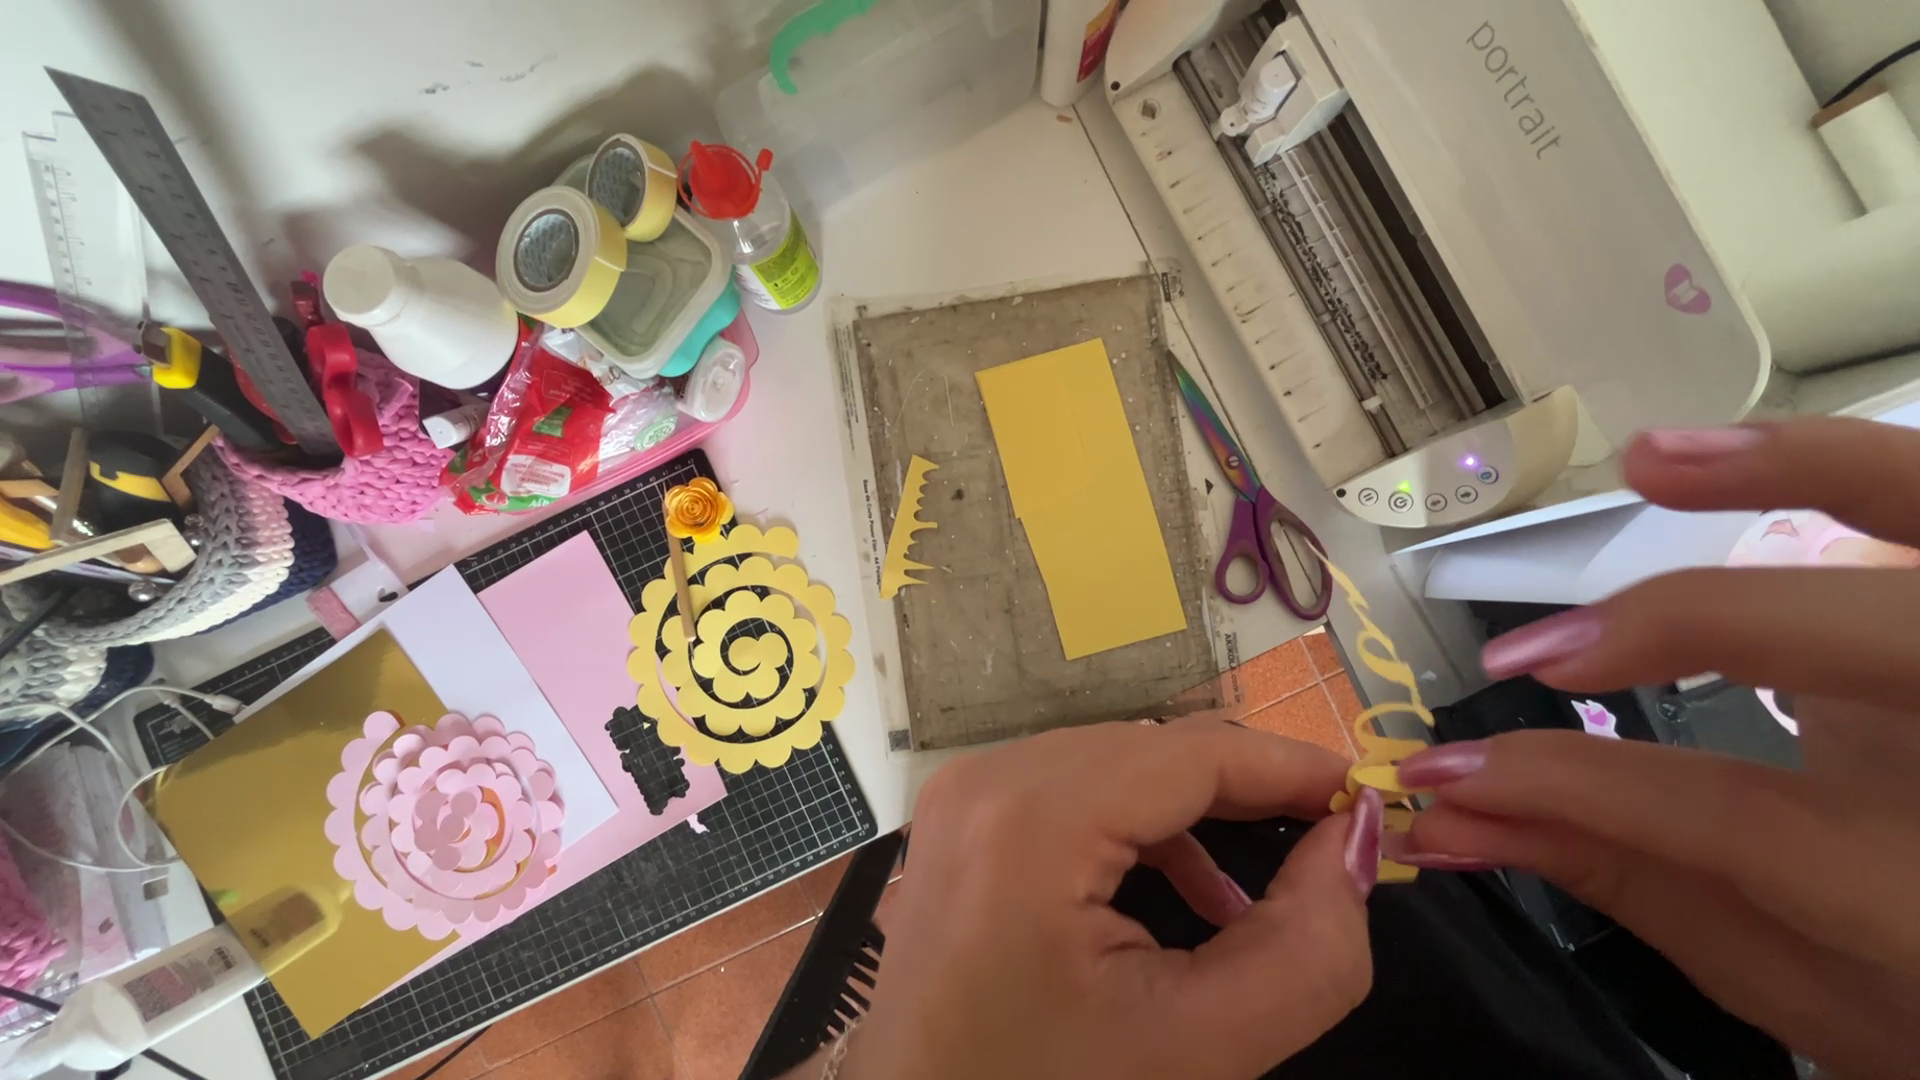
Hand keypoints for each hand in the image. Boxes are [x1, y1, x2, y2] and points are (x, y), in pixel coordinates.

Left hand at [840, 719, 1383, 1079]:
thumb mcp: (1197, 1048)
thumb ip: (1305, 949)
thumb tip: (1353, 843)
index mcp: (1030, 820)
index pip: (1187, 752)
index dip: (1287, 763)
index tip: (1364, 795)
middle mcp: (986, 778)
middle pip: (1147, 750)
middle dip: (1242, 787)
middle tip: (1326, 835)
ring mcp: (963, 790)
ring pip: (1111, 762)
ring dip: (1190, 808)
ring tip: (1248, 889)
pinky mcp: (960, 814)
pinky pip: (1068, 787)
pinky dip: (1133, 822)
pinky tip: (1179, 889)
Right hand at [1390, 417, 1919, 1079]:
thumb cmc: (1910, 988)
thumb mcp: (1776, 975)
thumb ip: (1609, 876)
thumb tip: (1438, 818)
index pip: (1720, 811)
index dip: (1555, 781)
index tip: (1434, 773)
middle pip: (1863, 644)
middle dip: (1671, 629)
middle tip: (1530, 657)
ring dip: (1792, 474)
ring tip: (1648, 464)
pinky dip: (1826, 461)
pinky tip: (1693, 454)